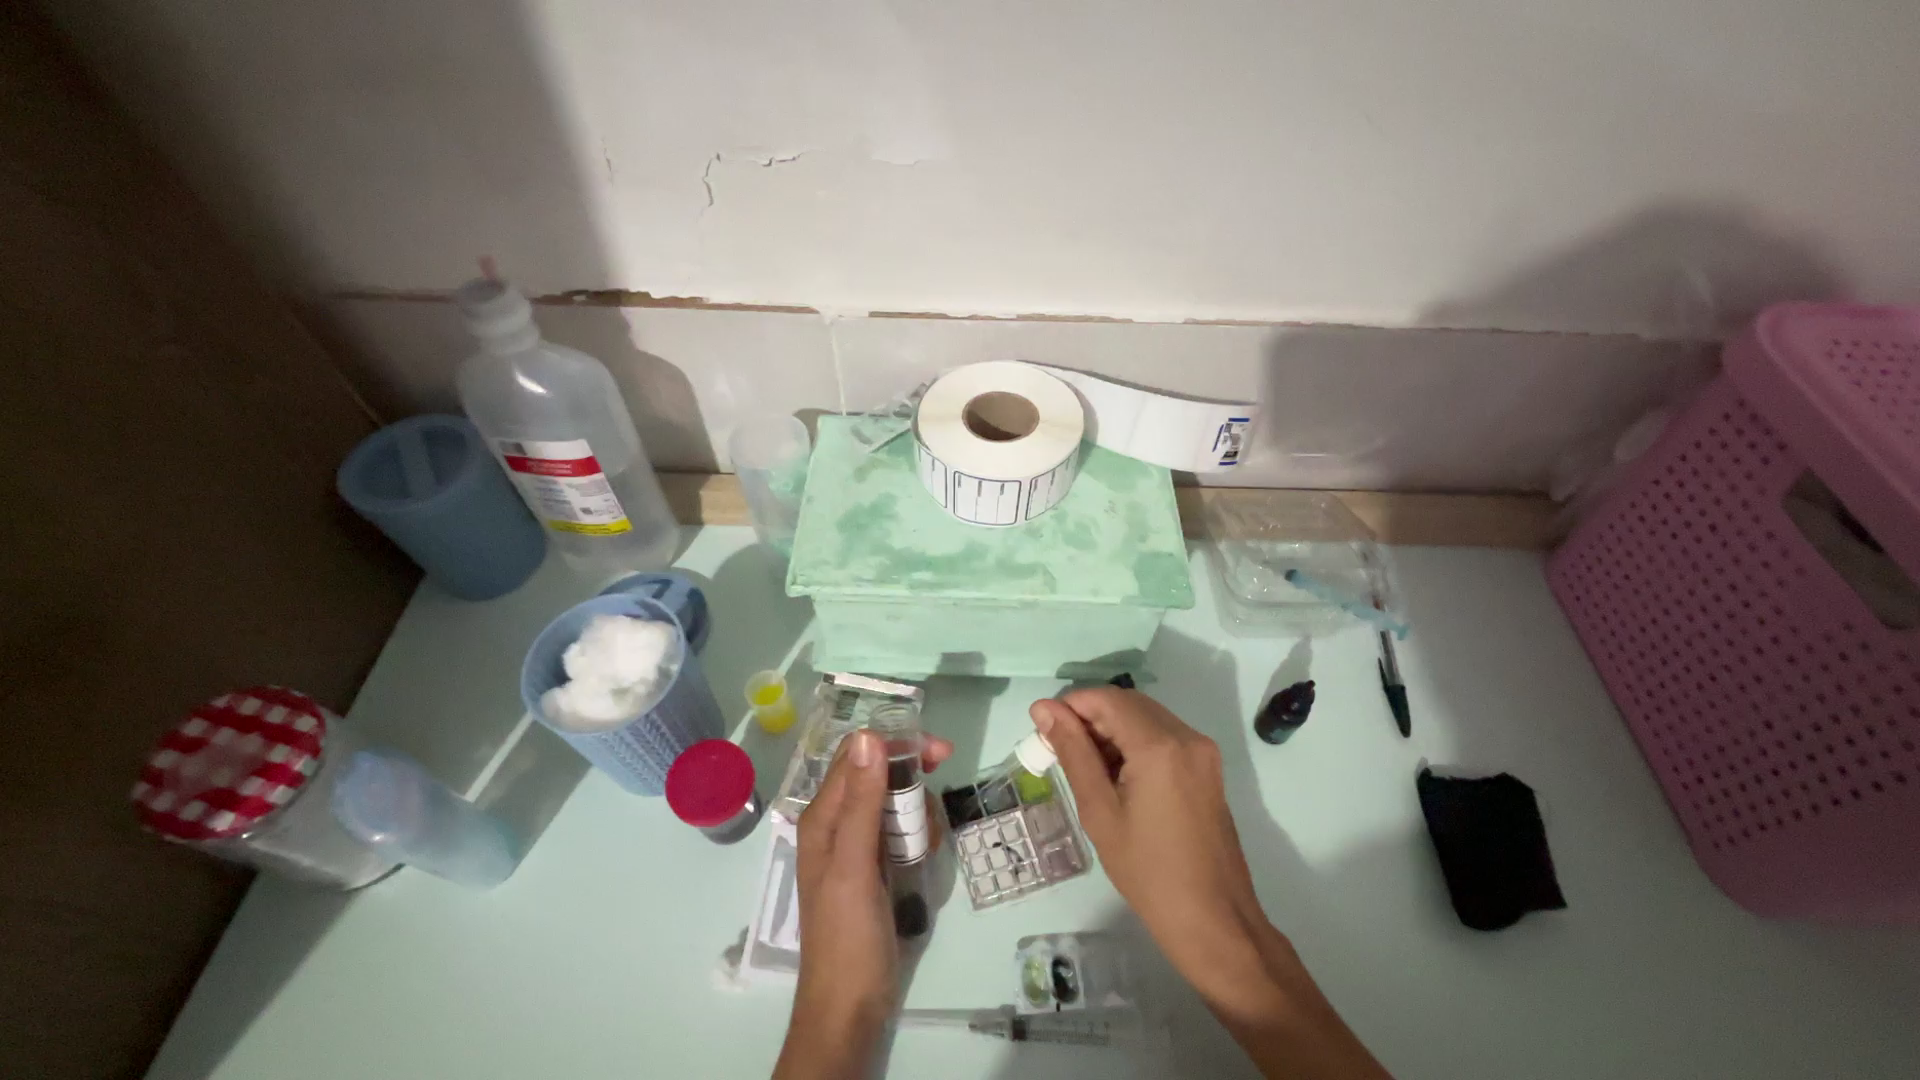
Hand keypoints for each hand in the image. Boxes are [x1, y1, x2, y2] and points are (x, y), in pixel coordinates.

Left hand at [773, 729, 951, 1079]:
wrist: (851, 1005)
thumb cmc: (848, 934)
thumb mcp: (855, 864)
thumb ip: (862, 801)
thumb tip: (869, 735)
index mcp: (822, 817)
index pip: (856, 757)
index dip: (894, 743)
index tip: (938, 749)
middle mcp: (837, 824)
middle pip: (877, 774)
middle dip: (911, 771)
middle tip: (945, 770)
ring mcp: (858, 847)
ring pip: (894, 801)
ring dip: (918, 806)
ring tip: (930, 835)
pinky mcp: (877, 867)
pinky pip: (900, 831)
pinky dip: (918, 832)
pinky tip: (928, 852)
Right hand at [1032, 688, 1390, 1079]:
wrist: (1213, 920)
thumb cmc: (1148, 872)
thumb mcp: (1099, 811)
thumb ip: (1072, 752)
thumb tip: (1044, 709)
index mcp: (1160, 746)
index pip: (1106, 699)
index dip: (1071, 706)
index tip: (1043, 731)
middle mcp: (1187, 736)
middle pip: (1128, 702)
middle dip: (1090, 717)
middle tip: (1060, 751)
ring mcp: (1203, 751)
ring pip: (1146, 717)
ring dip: (1112, 729)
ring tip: (1086, 769)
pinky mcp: (1208, 767)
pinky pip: (1164, 736)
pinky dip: (1135, 742)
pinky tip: (1117, 777)